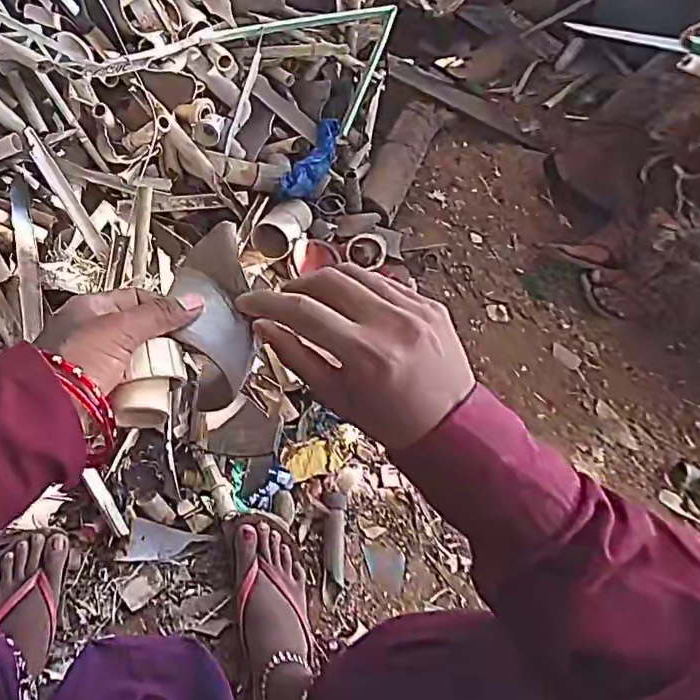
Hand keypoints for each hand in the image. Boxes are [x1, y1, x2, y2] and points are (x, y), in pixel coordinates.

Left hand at [35, 289, 202, 393]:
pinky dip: (139, 388)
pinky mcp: (96, 391)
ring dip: (150, 368)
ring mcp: (91, 363)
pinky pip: (127, 385)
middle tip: (177, 350)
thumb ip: (158, 315)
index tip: (184, 320)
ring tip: (164, 372)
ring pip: (133, 360)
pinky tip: (147, 390)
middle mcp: (88, 333)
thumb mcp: (122, 329)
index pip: (134, 299)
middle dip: (157, 343)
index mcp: (89, 308)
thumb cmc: (71, 361)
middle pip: (136, 332)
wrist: (52, 408)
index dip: (161, 308)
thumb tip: (190, 303)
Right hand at [237, 264, 474, 452]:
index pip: (300, 310)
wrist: (450, 427)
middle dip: (292, 286)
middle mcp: (391, 324)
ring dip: (322, 280)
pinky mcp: (428, 304)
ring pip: (352, 272)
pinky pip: (382, 280)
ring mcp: (414, 310)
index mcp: (364, 353)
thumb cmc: (391, 419)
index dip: (266, 302)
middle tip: (279, 300)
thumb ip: (293, 355)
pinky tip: (346, 301)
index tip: (249, 302)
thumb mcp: (332, 394)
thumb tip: (264, 327)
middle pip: (324, 280)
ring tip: (310, 297)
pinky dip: (355, 286)